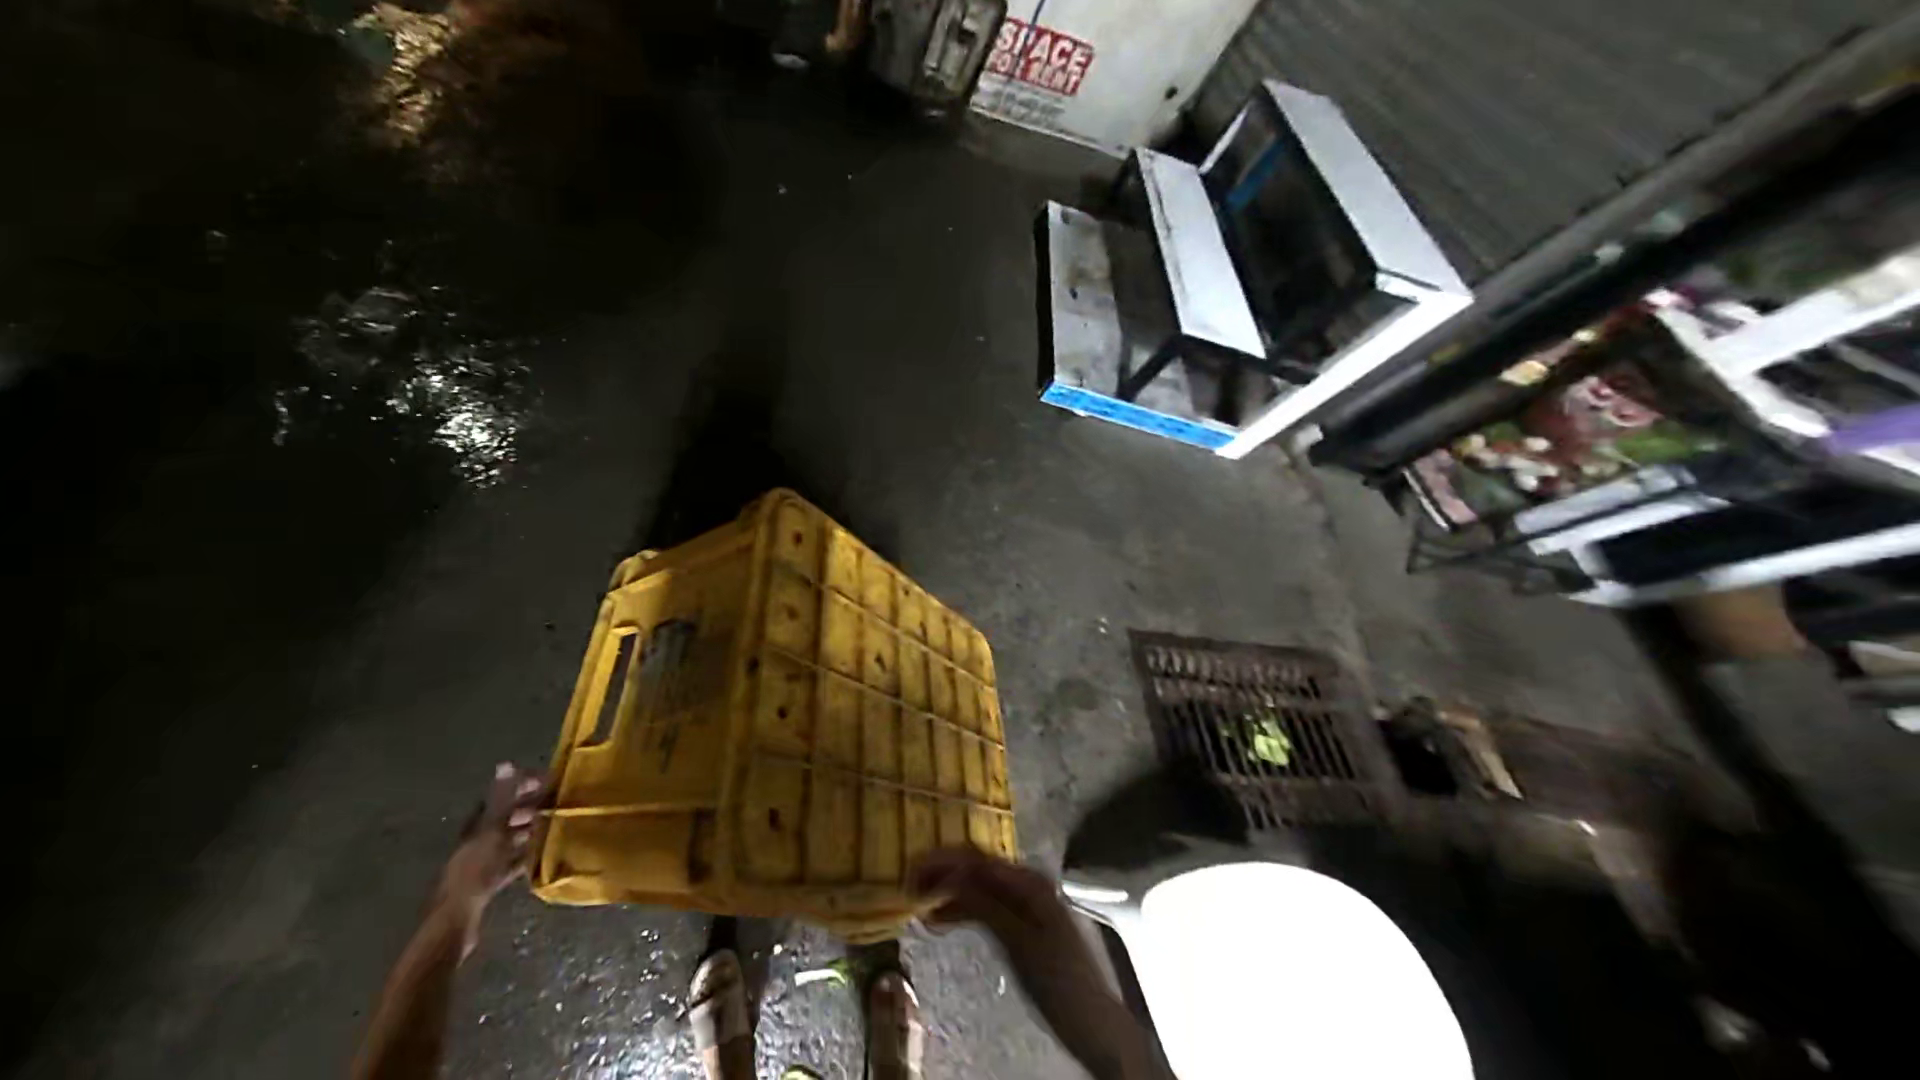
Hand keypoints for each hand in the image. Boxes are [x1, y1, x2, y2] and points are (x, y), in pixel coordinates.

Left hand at [435, 762, 547, 954]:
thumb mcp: (492, 830)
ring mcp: (482, 863)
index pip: (500, 796)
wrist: (456, 920)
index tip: (548, 781)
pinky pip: (512, 863)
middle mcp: (477, 840)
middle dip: (530, 808)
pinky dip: (527, 857)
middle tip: (559, 803)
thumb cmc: (475, 870)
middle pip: (506, 818)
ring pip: (511, 840)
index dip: (521, 785)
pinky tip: (542, 856)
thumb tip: (504, 763)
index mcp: (476, 825)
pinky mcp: (488, 883)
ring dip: (530, 832)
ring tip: (556, 826)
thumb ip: (501, 798)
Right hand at [911, 848, 1170, 1079]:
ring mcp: (1025, 902)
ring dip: (947, 891)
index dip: (941, 860)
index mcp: (1029, 881)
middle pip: (975, 866)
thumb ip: (987, 904)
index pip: (976, 858)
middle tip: (908, 886)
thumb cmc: (1062, 983)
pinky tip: (939, 920)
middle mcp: (1027, 883)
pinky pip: (984, 905)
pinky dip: (960, 909)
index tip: (910, 871)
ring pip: (977, 885)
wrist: (1096, 1024)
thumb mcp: (1020, 943)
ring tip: (917, 903)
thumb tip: (951, 873)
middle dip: (941, 872)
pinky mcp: (1021, 922)